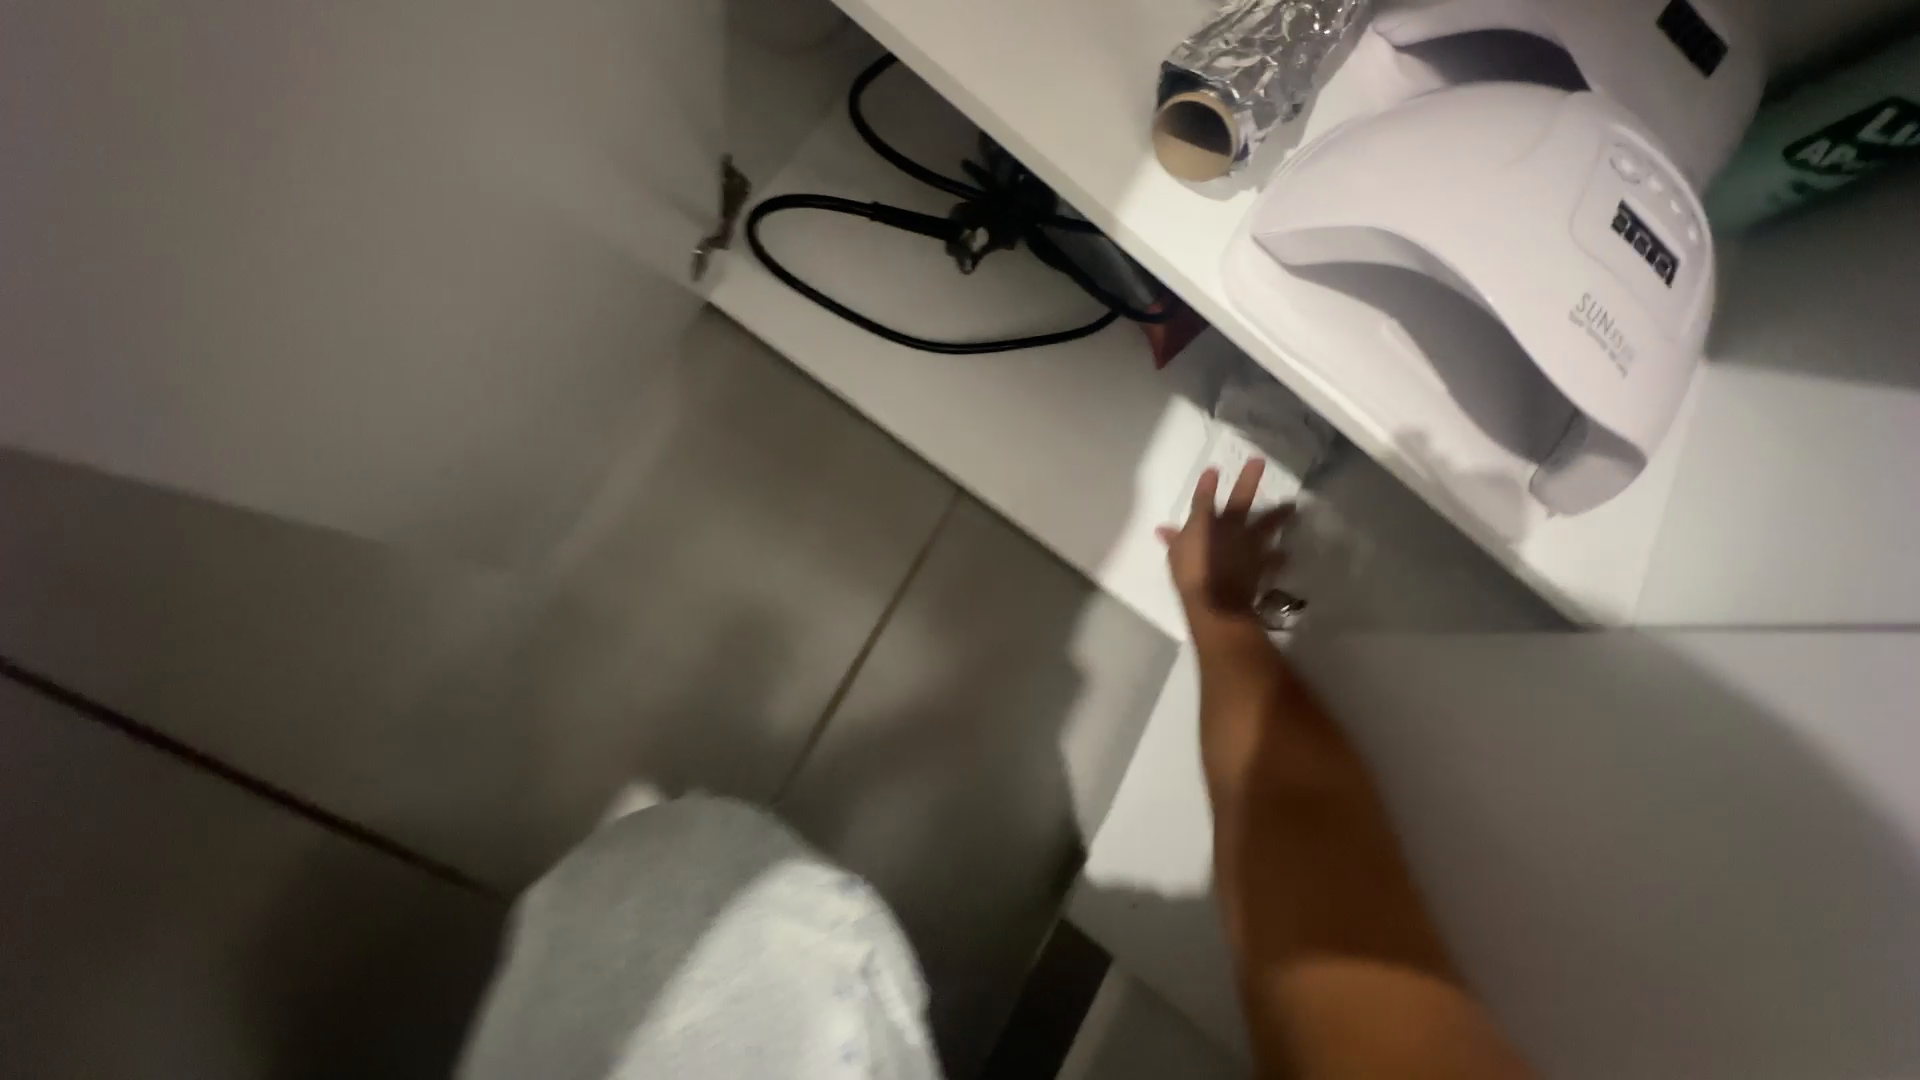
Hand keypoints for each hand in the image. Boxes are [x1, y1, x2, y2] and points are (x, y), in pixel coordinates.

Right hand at [1157, 460, 1292, 641]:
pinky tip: (1286, 555)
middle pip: (1241, 499)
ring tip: (1292, 506)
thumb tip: (1162, 529)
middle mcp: (1230, 528)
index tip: (1213, 469)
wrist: (1218, 602)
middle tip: (1259, 461)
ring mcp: (1249, 544)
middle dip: (1249, 479)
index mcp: (1205, 524)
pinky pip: (1273, 558)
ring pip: (1267, 524)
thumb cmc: (1190, 577)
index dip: (1207, 484)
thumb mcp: (1175, 558)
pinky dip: (1279, 557)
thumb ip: (1174, 541)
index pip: (1204, 499)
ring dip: (1280, 514)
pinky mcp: (1261, 563)